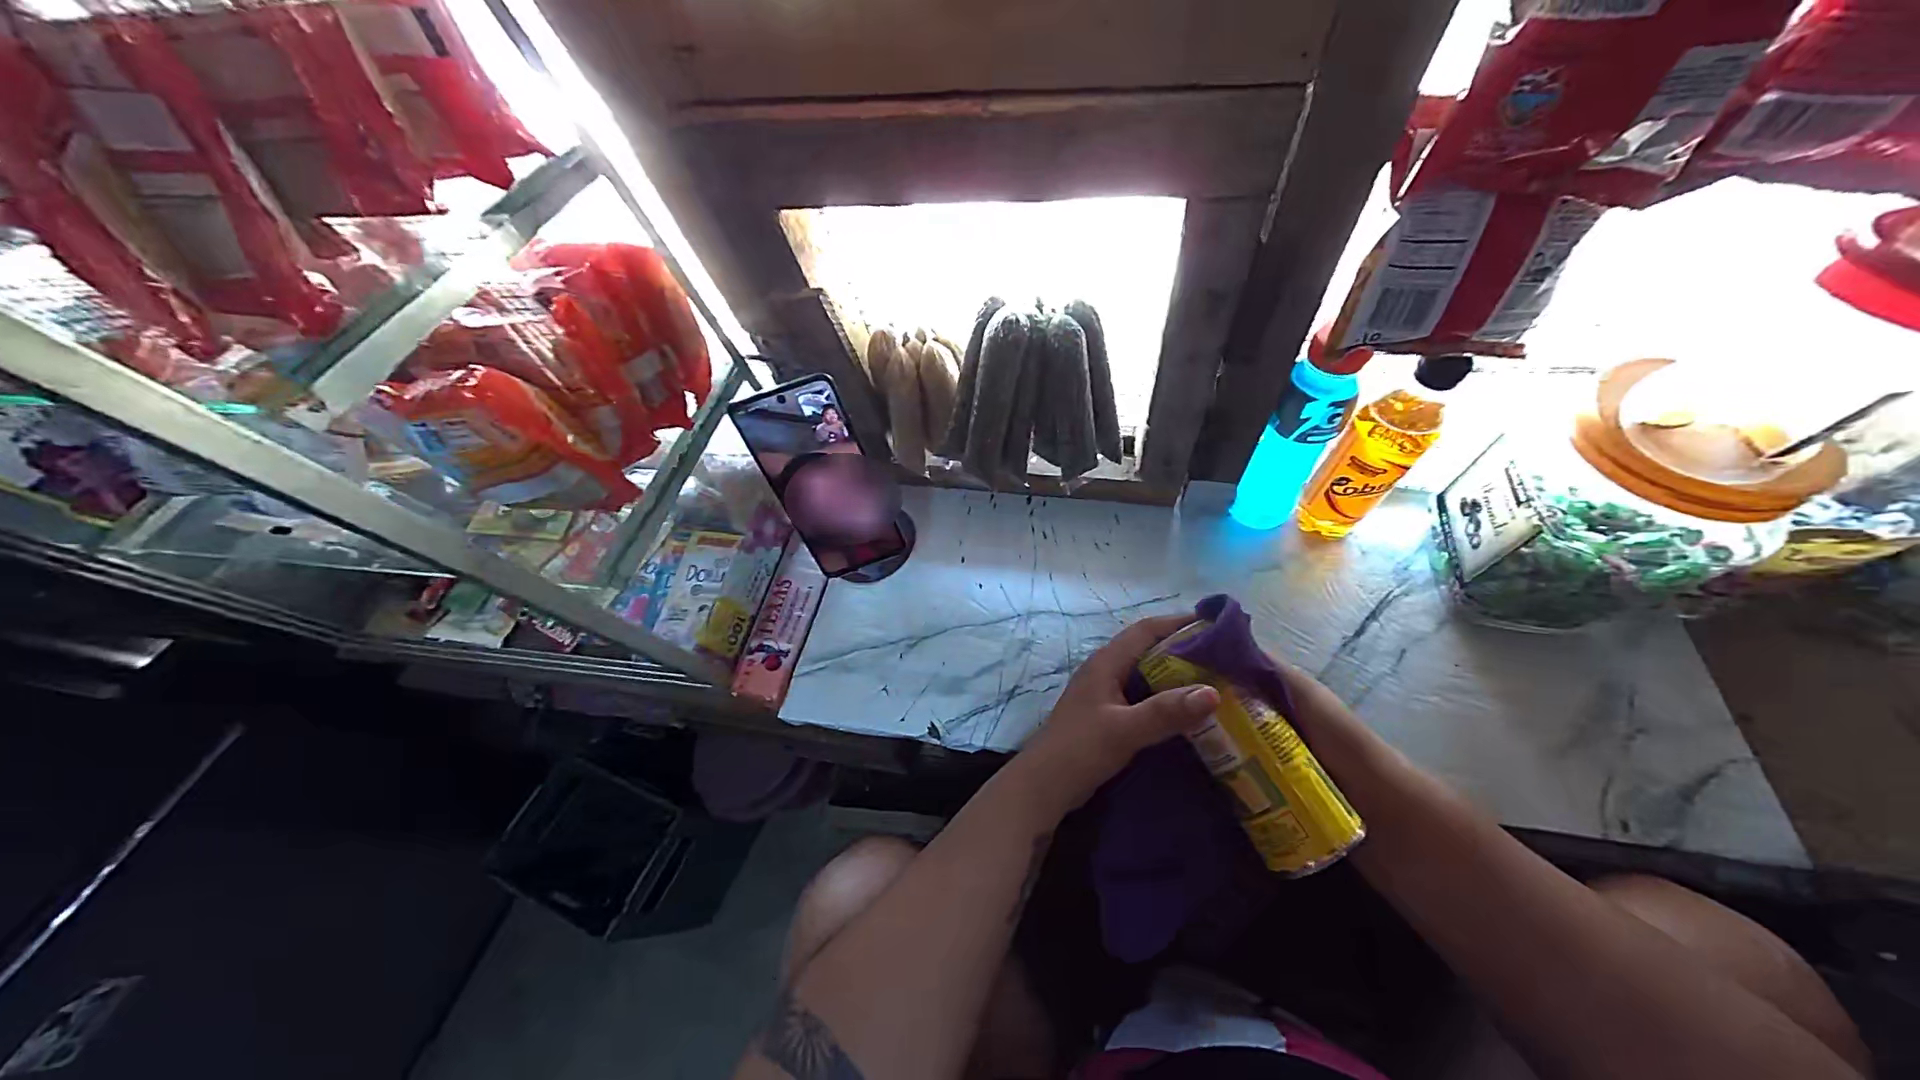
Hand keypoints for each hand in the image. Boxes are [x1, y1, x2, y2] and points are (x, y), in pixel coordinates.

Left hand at [1015, 613, 1220, 812]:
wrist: (1044, 785)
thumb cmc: (1080, 749)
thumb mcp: (1126, 730)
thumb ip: (1167, 712)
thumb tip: (1213, 692)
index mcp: (1106, 663)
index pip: (1146, 630)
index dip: (1178, 623)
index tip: (1215, 624)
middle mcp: (1104, 671)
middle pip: (1148, 649)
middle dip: (1183, 649)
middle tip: (1224, 657)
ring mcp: (1103, 694)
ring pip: (1145, 674)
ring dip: (1175, 675)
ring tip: (1214, 682)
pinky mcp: (1106, 716)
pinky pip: (1142, 697)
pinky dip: (1165, 698)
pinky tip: (1186, 713)